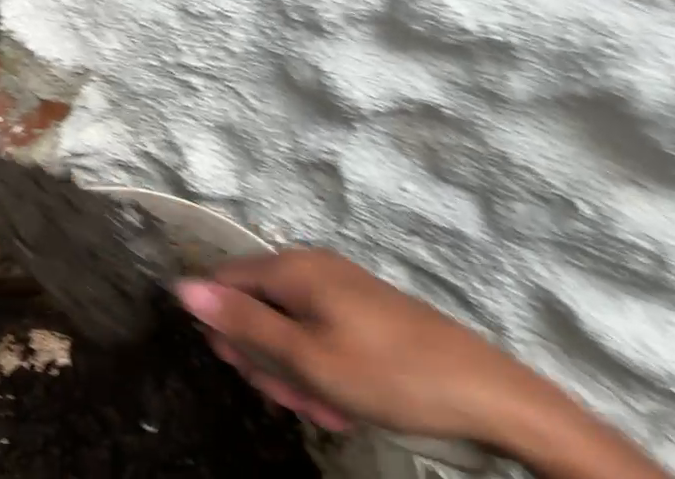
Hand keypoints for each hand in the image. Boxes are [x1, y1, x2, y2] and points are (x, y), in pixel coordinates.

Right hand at [175, 250, 673, 478]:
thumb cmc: (391, 375)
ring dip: (296, 372)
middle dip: (266, 358)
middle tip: (296, 396)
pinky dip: (323, 368)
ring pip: (288, 330)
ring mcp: (341, 291)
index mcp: (293, 268)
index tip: (246, 370)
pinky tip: (346, 400)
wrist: (495, 399)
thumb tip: (180, 286)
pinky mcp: (364, 315)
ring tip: (329, 406)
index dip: (224, 327)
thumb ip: (241, 321)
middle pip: (255, 308)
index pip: (223, 282)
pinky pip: (320, 336)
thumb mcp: (307, 357)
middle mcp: (312, 268)